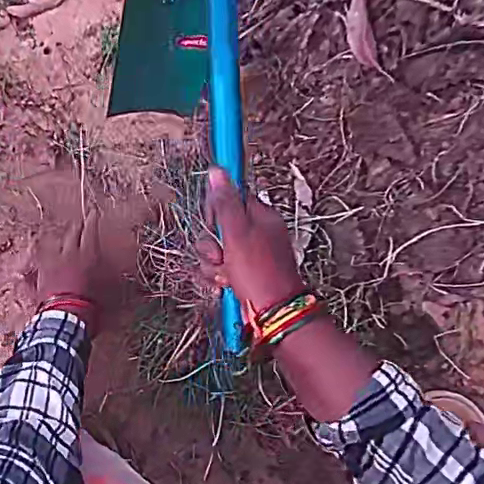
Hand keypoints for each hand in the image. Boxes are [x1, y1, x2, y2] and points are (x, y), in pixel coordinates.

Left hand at [34, 207, 103, 304]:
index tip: (93, 212)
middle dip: (77, 226)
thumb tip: (106, 263)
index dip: (92, 220)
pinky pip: (42, 255)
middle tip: (81, 222)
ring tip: (64, 237)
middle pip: (72, 232)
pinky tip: (45, 252)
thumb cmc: (92, 302)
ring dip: (62, 238)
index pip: (90, 231)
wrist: (65, 314)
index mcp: (88, 254)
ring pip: (55, 241)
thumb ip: (106, 269)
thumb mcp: (107, 285)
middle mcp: (69, 252)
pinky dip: (45, 252)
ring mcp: (52, 260)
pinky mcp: (41, 270)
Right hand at [198, 167, 303, 313]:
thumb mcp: (237, 232)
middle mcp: (254, 234)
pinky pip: (215, 268)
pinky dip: (214, 276)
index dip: (216, 210)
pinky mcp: (239, 274)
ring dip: (211, 262)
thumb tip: (217, 171)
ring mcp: (246, 255)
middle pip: (217, 226)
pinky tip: (224, 283)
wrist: (272, 312)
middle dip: (210, 242)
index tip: (214, 222)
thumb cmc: (259, 271)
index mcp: (260, 218)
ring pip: (212, 249)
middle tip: (221, 253)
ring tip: (225, 272)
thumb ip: (224, 203)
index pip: (231, 199)